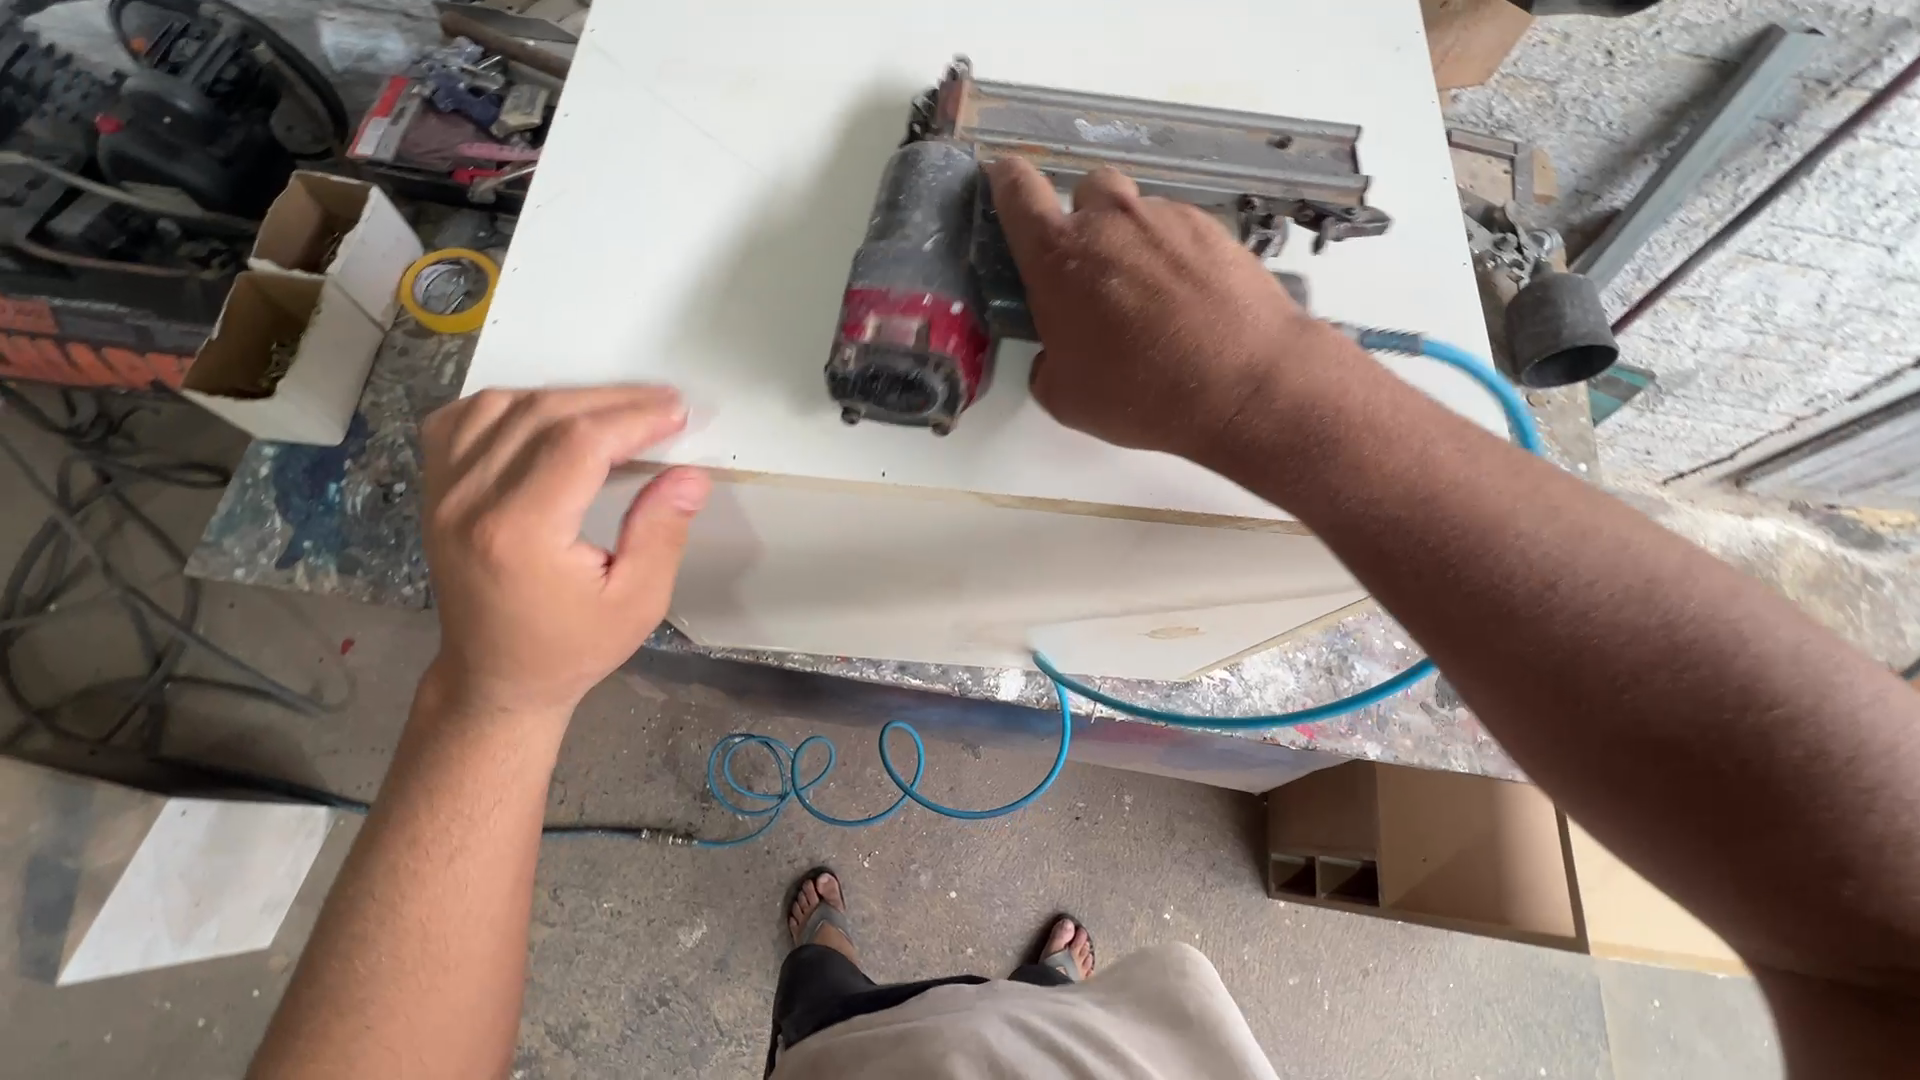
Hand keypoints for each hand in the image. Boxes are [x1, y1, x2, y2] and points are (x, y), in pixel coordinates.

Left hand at [418, 385, 709, 719]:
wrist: (496, 677)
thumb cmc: (572, 648)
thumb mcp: (637, 603)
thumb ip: (662, 533)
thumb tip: (690, 475)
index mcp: (520, 533)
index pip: (578, 443)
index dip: (633, 418)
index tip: (677, 415)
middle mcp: (470, 502)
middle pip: (543, 414)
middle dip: (612, 401)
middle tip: (662, 405)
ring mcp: (443, 492)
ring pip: (501, 405)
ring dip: (566, 397)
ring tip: (616, 411)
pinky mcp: (434, 490)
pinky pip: (461, 419)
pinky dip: (509, 404)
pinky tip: (547, 415)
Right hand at [985, 158, 1350, 461]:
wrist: (1244, 385)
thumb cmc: (1141, 393)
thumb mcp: (1065, 396)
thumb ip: (1046, 361)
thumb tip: (1057, 353)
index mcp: (1058, 256)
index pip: (1017, 189)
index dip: (1006, 182)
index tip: (1005, 186)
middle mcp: (1110, 221)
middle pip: (1084, 190)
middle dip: (1082, 221)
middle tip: (1092, 272)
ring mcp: (1167, 218)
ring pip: (1135, 212)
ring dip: (1132, 241)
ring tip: (1149, 297)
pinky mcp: (1214, 228)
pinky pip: (1178, 230)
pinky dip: (1174, 256)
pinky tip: (1188, 302)